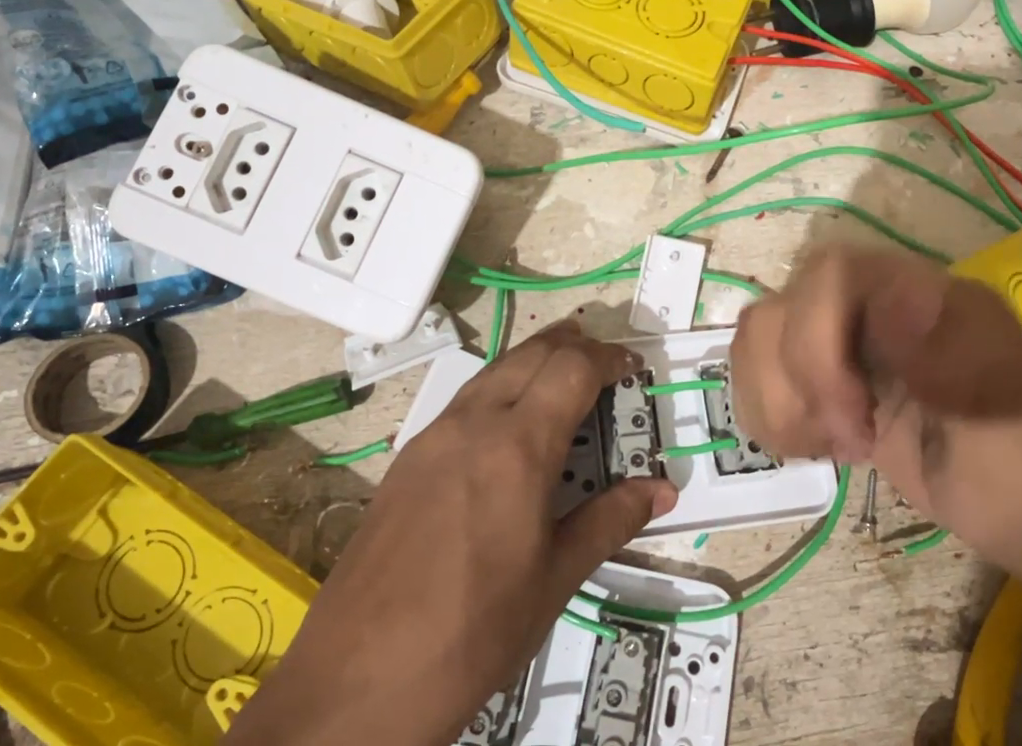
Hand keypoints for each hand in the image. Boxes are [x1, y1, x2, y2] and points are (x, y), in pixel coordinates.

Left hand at [227, 321, 678, 745]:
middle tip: (604, 359)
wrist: (361, 677)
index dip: (607, 358)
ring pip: (490, 373)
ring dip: (531, 362)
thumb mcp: (556, 578)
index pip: (570, 369)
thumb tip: (660, 491)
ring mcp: (430, 440)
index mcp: (517, 447)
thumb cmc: (476, 629)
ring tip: (561, 378)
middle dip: (571, 345)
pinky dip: (497, 391)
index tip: (632, 367)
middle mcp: (471, 426)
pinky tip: (507, 429)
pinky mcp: (405, 462)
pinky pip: (461, 404)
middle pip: (528, 356)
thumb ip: (609, 521)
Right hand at [730, 244, 1021, 593]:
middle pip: (786, 304)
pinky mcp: (824, 378)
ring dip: (776, 399)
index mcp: (929, 297)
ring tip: (828, 445)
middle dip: (798, 381)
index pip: (834, 274)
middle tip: (847, 441)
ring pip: (761, 334)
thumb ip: (955, 362)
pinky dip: (768, 413)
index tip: (855, 421)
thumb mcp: (1006, 423)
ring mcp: (847, 340)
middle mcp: (878, 305)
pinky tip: (814, 447)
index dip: (817, 343)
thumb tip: (894, 301)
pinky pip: (758, 371)